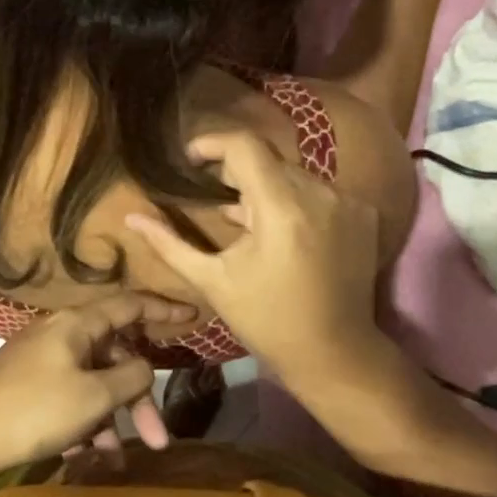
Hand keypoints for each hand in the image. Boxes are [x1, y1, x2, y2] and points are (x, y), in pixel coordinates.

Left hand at [0, 295, 189, 476]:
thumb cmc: (35, 411)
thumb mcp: (95, 395)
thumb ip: (131, 375)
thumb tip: (144, 365)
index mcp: (74, 324)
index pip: (128, 305)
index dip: (163, 308)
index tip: (193, 315)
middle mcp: (55, 335)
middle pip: (112, 354)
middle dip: (138, 397)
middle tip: (157, 438)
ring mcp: (36, 360)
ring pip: (89, 382)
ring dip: (109, 418)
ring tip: (114, 457)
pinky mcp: (22, 387)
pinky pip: (65, 398)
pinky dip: (81, 422)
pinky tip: (81, 454)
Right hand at [126, 133, 382, 385]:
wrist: (334, 352)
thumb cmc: (265, 320)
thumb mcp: (211, 281)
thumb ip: (169, 244)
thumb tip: (131, 218)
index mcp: (280, 209)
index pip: (244, 146)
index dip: (212, 143)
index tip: (190, 159)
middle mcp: (319, 194)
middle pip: (268, 159)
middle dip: (237, 173)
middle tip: (213, 198)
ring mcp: (347, 202)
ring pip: (293, 174)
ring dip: (265, 189)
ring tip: (247, 222)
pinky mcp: (364, 214)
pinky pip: (319, 191)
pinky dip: (295, 202)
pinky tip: (281, 234)